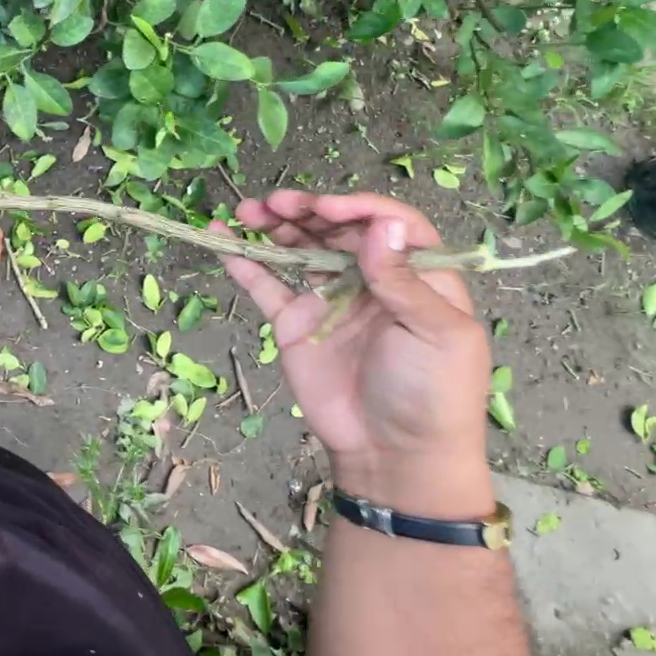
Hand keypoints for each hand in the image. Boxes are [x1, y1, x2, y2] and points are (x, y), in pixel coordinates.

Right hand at [211, 191, 494, 517]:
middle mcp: (369, 281)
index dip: (358, 209)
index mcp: (416, 278)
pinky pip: (264, 283)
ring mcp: (327, 300)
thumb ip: (403, 279)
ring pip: (297, 249)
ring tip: (244, 212)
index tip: (325, 208)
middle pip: (335, 231)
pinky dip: (241, 260)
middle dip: (305, 210)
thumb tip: (382, 223)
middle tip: (273, 203)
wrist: (392, 452)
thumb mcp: (435, 333)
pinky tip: (220, 237)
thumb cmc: (433, 393)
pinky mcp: (293, 322)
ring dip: (272, 226)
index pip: (389, 226)